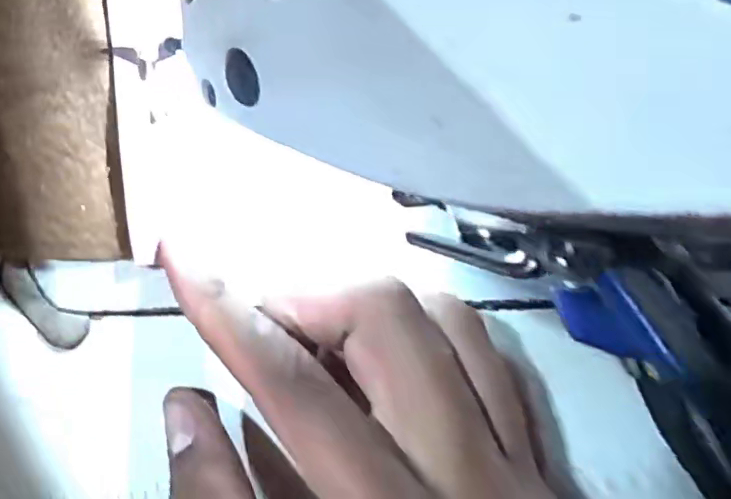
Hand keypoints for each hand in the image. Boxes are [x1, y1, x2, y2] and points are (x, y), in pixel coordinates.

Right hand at [160, 247, 557, 498]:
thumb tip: (185, 404)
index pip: (292, 381)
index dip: (221, 308)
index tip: (176, 255)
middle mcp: (475, 489)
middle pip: (383, 319)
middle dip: (298, 301)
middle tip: (259, 337)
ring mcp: (530, 484)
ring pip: (448, 321)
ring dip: (363, 311)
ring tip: (318, 350)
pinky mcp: (554, 485)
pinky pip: (490, 362)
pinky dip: (422, 339)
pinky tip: (381, 374)